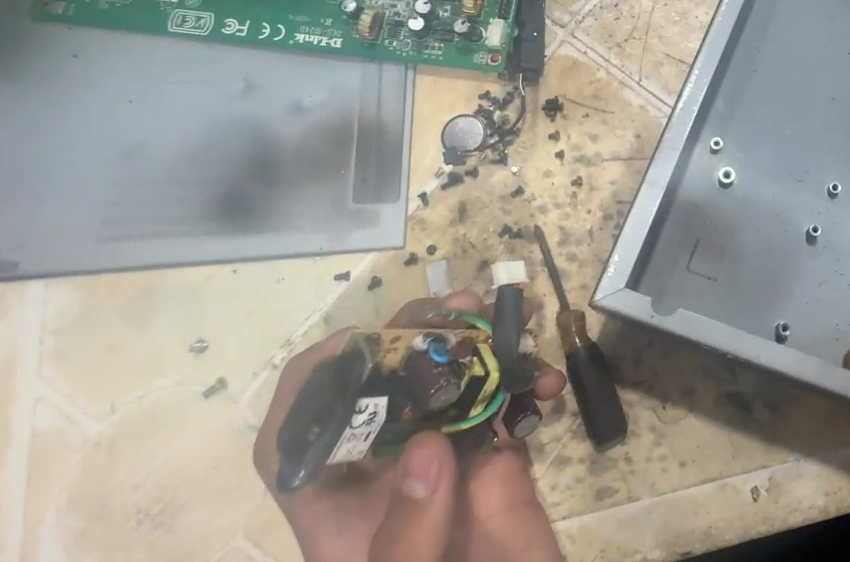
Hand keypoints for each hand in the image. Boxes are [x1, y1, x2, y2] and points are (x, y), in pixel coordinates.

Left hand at [253, 292, 569, 561]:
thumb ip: (405, 538)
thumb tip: (429, 444)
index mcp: (343, 516)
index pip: (299, 447)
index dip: (311, 390)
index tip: (352, 346)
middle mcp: (390, 480)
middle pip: (382, 395)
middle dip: (413, 342)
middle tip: (455, 311)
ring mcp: (449, 467)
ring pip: (449, 388)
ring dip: (478, 347)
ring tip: (507, 319)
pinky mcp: (500, 465)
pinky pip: (509, 407)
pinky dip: (529, 382)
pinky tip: (550, 381)